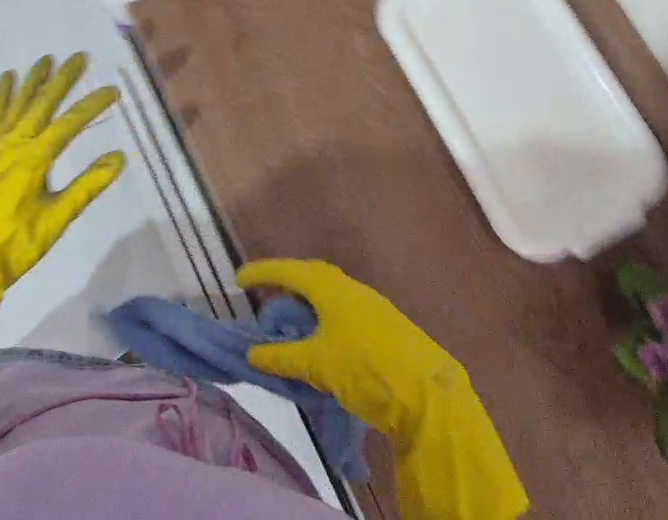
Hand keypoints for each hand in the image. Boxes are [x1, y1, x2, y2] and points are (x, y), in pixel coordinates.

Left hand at [0, 54, 123, 383]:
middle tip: (80, 56)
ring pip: (18, 106)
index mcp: (34, 160)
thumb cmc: (22, 242)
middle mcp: (14, 146)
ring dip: (33, 81)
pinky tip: (8, 78)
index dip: (92, 105)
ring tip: (46, 58)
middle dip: (62, 80)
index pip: (69, 124)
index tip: (113, 90)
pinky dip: (2, 97)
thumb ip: (88, 185)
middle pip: (42, 105)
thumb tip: (119, 157)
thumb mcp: (60, 217)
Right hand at [238, 259, 528, 519]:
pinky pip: (343, 312)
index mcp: (332, 289)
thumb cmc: (366, 368)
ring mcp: (372, 307)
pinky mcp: (384, 327)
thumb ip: (282, 357)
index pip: (289, 271)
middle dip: (287, 284)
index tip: (238, 280)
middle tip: (265, 298)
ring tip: (289, 325)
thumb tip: (253, 352)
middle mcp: (352, 289)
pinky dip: (323, 320)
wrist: (429, 396)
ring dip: (307, 305)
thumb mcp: (317, 365)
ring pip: (329, 296)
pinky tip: (319, 341)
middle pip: (312, 277)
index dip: (262, 273)